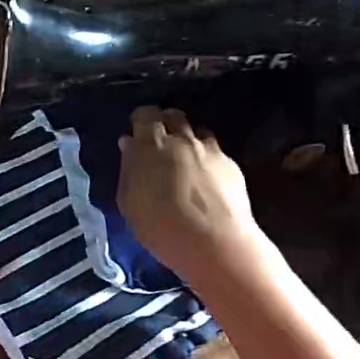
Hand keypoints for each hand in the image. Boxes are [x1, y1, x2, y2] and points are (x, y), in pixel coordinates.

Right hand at [117, 106, 265, 286]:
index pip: (145, 114)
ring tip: (181, 159)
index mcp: (151, 145)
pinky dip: (205, 157)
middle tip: (157, 143)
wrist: (214, 243)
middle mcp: (182, 140)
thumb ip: (128, 169)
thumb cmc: (159, 225)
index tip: (135, 135)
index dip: (139, 121)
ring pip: (196, 131)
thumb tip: (129, 146)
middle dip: (164, 123)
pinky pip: (214, 151)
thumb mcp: (128, 201)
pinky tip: (202, 177)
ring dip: (186, 139)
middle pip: (174, 115)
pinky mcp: (231, 165)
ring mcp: (210, 150)